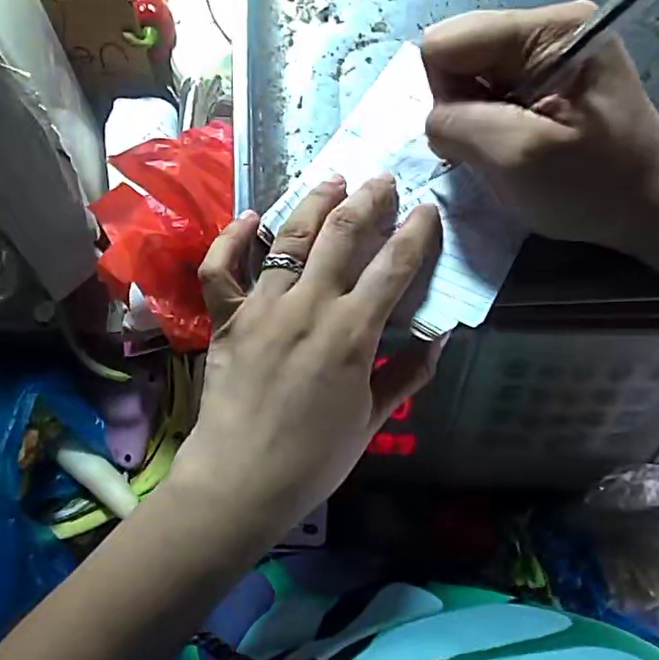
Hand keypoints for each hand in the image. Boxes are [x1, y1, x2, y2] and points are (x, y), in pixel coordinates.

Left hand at [165, 175, 445, 535]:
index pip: (394, 266)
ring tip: (333, 181)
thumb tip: (437, 339)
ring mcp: (261, 309)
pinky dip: (232, 237)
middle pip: (343, 235)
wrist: (242, 478)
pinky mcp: (225, 319)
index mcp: (352, 333)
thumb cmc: (312, 459)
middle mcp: (307, 307)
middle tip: (382, 182)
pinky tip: (251, 216)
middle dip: (369, 200)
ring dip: (314, 204)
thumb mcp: (371, 420)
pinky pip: (221, 268)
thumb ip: (405, 375)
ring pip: (288, 238)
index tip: (428, 209)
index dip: (416, 232)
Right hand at [421, 2, 658, 252]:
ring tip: (508, 149)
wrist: (647, 203)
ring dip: (471, 123)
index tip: (478, 133)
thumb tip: (433, 116)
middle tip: (495, 146)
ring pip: (462, 81)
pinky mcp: (538, 81)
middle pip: (452, 58)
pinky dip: (484, 128)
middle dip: (459, 108)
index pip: (444, 43)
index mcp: (545, 30)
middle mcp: (542, 28)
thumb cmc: (589, 184)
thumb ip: (460, 123)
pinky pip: (480, 96)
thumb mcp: (518, 156)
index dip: (445, 94)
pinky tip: (513, 146)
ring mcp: (540, 54)